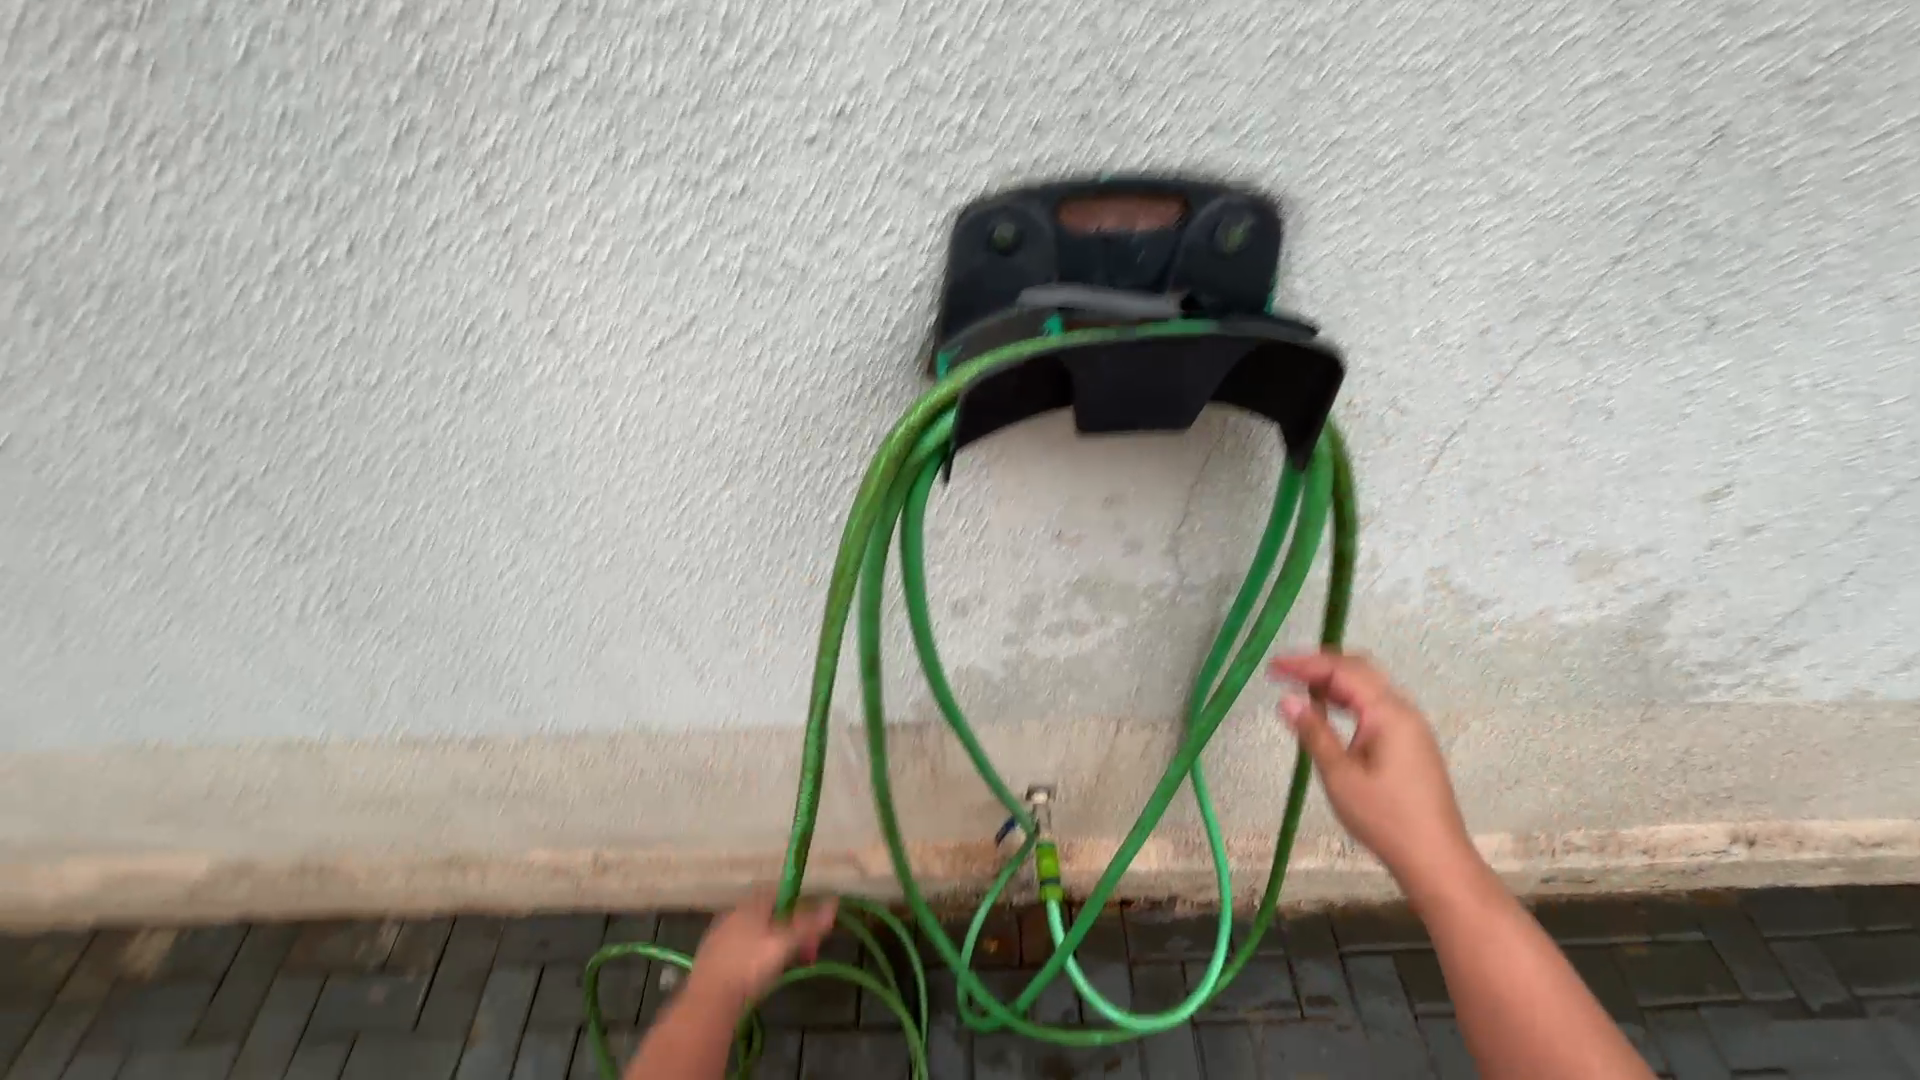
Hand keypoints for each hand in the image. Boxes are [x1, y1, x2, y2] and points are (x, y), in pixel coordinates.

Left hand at [684, 891, 838, 1012]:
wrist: (708, 999)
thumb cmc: (750, 965)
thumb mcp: (786, 943)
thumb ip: (809, 923)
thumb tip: (834, 902)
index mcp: (752, 902)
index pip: (782, 892)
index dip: (802, 908)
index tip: (814, 930)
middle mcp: (735, 912)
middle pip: (771, 914)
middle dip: (792, 931)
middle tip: (806, 953)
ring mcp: (721, 934)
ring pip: (757, 933)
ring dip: (777, 946)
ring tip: (786, 967)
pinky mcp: (713, 957)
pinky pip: (743, 949)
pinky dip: (758, 957)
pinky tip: (762, 976)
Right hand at [1268, 651, 1479, 899]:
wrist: (1435, 858)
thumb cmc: (1384, 817)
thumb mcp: (1339, 775)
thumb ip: (1313, 732)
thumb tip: (1286, 700)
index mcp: (1388, 713)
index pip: (1342, 671)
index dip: (1305, 664)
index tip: (1272, 667)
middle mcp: (1403, 711)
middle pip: (1359, 670)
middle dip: (1319, 665)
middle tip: (1283, 671)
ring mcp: (1410, 726)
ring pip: (1369, 687)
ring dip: (1334, 681)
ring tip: (1299, 687)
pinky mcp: (1410, 742)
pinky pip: (1375, 705)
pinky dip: (1348, 699)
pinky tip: (1329, 711)